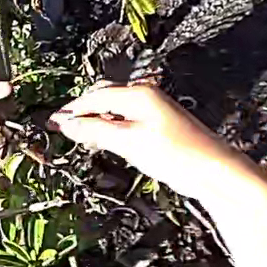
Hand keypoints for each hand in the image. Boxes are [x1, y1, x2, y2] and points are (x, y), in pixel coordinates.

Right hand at [49, 83, 260, 202]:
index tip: (51, 122)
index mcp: (138, 94)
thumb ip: (95, 131)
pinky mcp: (159, 127)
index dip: (71, 110)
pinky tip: (105, 140)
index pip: (95, 96)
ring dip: (95, 119)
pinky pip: (126, 121)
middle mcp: (146, 96)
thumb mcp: (129, 142)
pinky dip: (109, 127)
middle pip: (104, 98)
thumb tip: (67, 124)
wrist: (215, 172)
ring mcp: (154, 111)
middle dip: (81, 111)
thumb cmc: (177, 154)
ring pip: (115, 110)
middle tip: (60, 127)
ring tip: (77, 134)